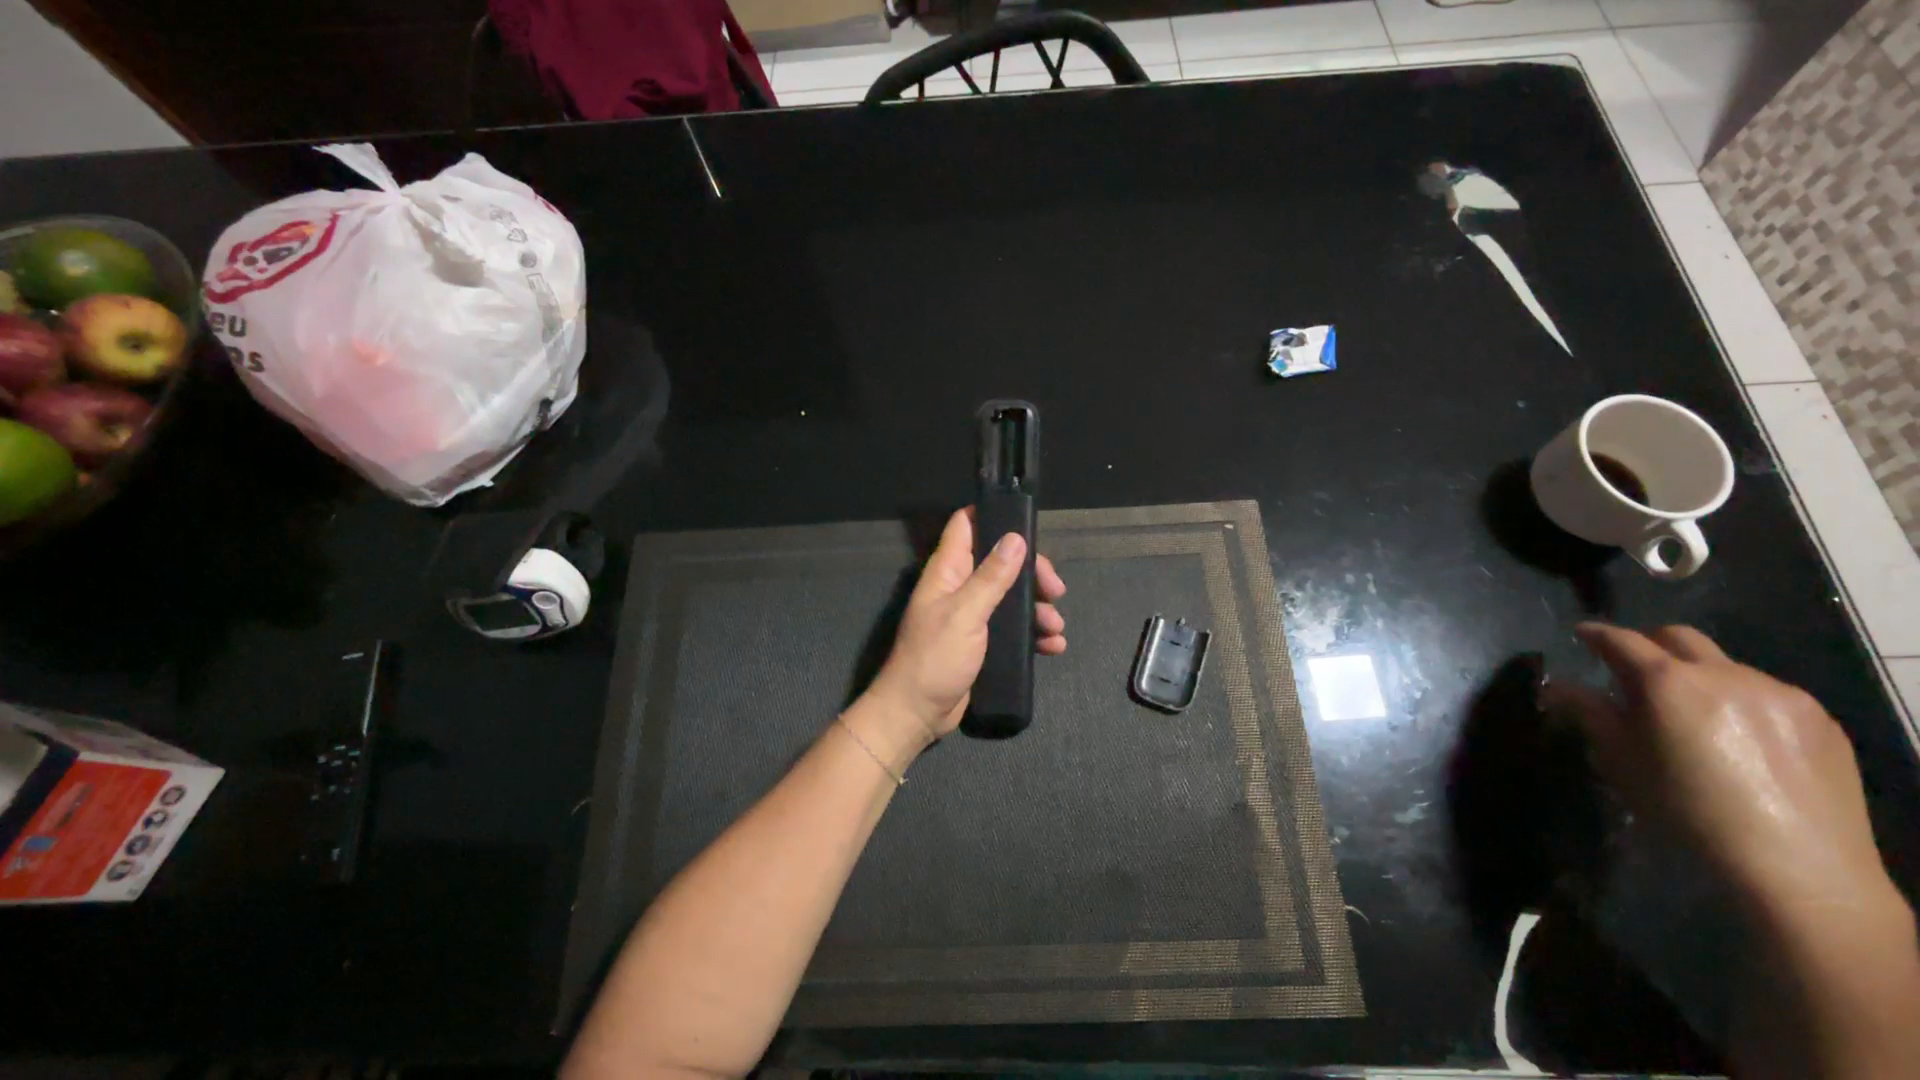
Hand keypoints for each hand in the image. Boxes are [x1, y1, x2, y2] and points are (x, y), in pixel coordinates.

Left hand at [862, 508, 1066, 742]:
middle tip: (1056, 589)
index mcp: (947, 571)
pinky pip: (1012, 629)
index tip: (1026, 521)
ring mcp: (970, 615)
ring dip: (1037, 607)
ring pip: (1011, 596)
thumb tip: (1016, 538)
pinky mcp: (981, 642)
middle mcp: (959, 587)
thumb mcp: (965, 614)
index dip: (992, 515)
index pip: (966, 525)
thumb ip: (991, 577)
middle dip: (1031, 572)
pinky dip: (1033, 634)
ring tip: (1056, 626)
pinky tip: (1052, 646)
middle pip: (1000, 561)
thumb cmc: (935, 658)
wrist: (918, 713)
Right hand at [1545, 623, 1905, 934]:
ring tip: (1696, 718)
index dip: (1598, 635)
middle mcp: (1723, 673)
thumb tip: (1558, 686)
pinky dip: (1742, 703)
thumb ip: (1589, 714)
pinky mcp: (1818, 716)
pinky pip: (1767, 694)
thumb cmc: (1688, 811)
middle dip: (1650, 644)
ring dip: (1699, 678)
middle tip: (1635, 670)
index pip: (1622, 641)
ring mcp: (1777, 691)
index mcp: (1668, 683)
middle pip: (1678, 637)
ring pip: (1725, 666)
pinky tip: (1745, 744)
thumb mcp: (1622, 763)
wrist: (1796, 862)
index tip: (1583, 635)